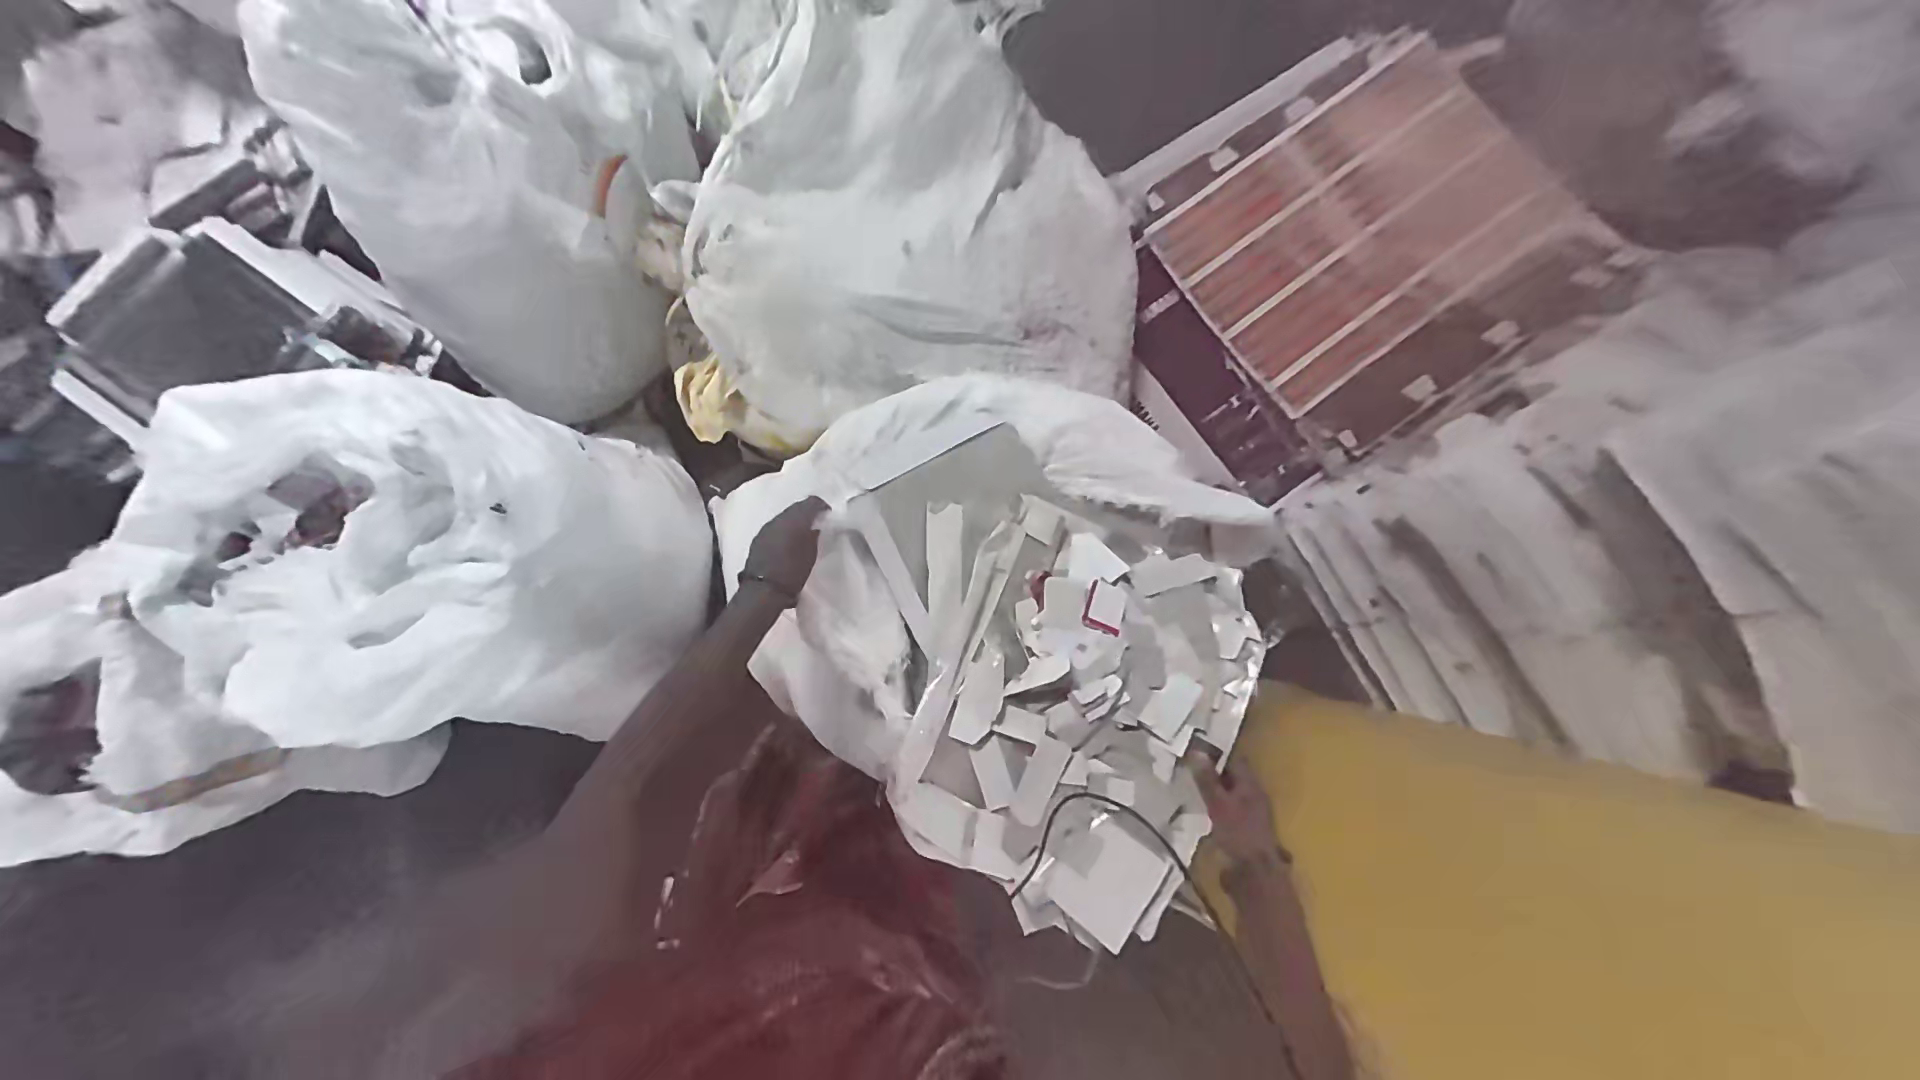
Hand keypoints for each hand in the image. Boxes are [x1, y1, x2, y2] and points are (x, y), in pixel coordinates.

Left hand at [740, 497, 828, 603]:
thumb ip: (814, 534)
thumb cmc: (793, 572)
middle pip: (796, 508)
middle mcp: (777, 520)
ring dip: (795, 522)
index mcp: (793, 520)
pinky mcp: (758, 540)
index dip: (822, 507)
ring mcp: (765, 529)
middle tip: (818, 524)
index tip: (829, 516)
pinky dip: (784, 531)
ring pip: (784, 518)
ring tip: (805, 534)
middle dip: (808, 513)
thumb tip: (816, 525)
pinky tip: (789, 542)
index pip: (811, 502)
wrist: (764, 591)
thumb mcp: (811, 553)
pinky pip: (775, 528)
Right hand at [1186, 749, 1284, 864]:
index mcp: (1250, 784)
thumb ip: (1207, 779)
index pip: (1235, 760)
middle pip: (1235, 776)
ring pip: (1233, 792)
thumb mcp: (1217, 803)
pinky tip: (1207, 810)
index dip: (1217, 754)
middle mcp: (1255, 794)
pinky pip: (1232, 807)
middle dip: (1215, 771)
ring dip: (1217, 789)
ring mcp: (1254, 812)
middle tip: (1191, 769)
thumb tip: (1197, 751)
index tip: (1197, 751)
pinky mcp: (1249, 828)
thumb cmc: (1237, 832)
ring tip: (1195, 788)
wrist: (1255, 872)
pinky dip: (1220, 805)